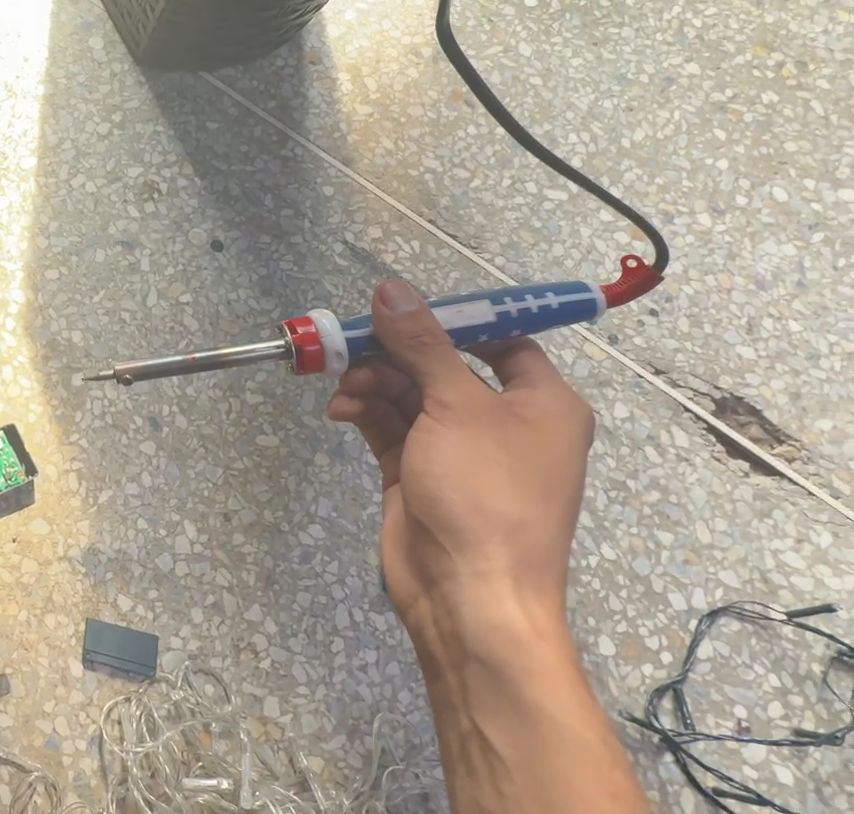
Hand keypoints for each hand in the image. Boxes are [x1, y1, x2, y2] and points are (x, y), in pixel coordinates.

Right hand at [326, 281, 593, 645]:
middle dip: (393, 354)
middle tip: (348, 345)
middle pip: (439, 364)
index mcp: (539, 402)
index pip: (500, 341)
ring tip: (343, 389)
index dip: (452, 321)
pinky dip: (362, 412)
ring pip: (406, 393)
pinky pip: (386, 424)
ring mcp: (454, 447)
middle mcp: (499, 420)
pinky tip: (339, 412)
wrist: (468, 590)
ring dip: (371, 383)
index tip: (400, 309)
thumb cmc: (485, 492)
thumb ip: (422, 345)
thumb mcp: (456, 407)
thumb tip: (391, 289)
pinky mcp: (415, 469)